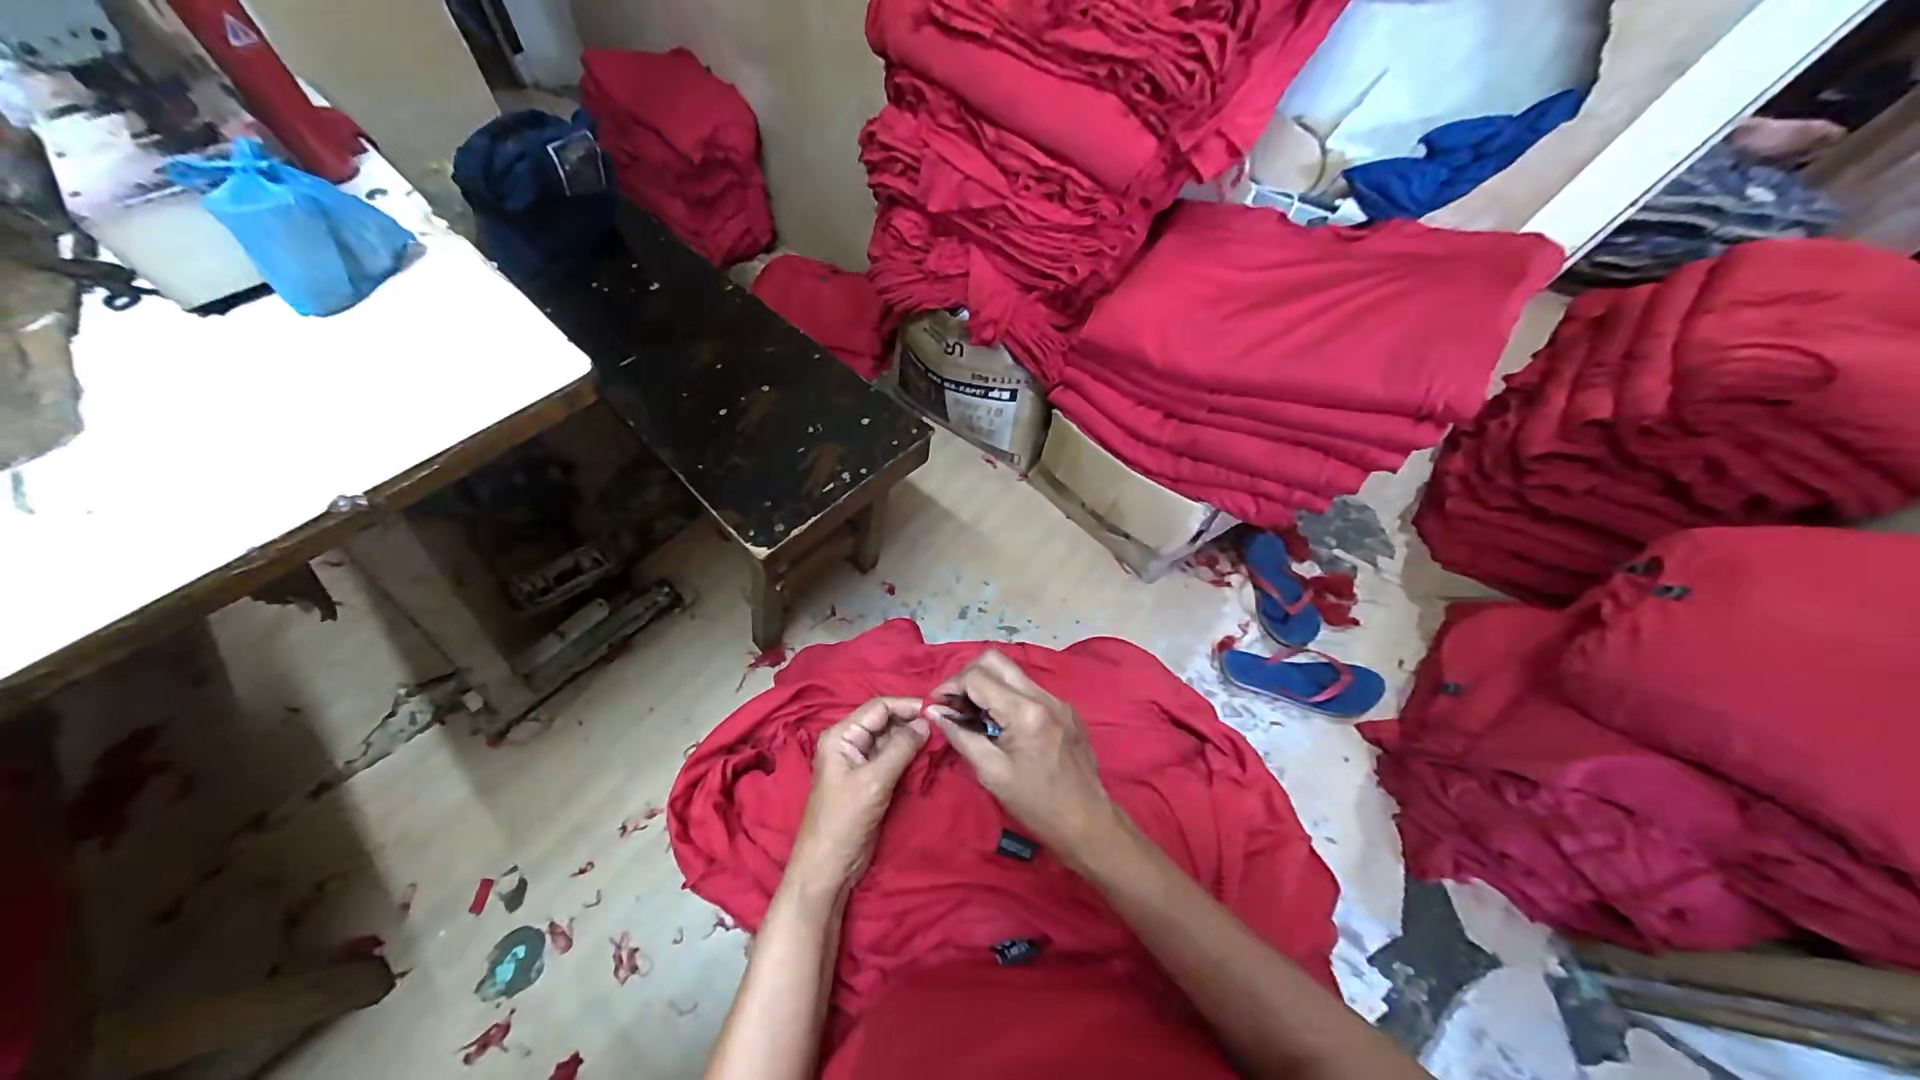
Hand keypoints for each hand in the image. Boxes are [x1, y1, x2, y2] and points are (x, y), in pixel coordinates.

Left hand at [784, 697, 929, 901]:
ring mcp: (859, 761)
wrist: (828, 867)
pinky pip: (892, 757)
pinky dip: (909, 754)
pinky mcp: (870, 779)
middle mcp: (848, 742)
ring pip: (890, 738)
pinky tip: (927, 753)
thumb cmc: (845, 820)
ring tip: (940, 737)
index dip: (907, 705)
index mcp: (840, 735)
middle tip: (943, 724)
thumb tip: (927, 722)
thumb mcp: (875, 781)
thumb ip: (901, 748)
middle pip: (885, 720)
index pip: (878, 707)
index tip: (937, 709)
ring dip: (913, 737)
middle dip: (912, 720)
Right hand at [923, 650, 1119, 869]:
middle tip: (954, 703)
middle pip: (995, 660)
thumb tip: (935, 712)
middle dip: (967, 676)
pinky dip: (1008, 696)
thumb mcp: (991, 773)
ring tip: (974, 714)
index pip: (977, 677)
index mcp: (1025, 712)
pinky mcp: (1067, 710)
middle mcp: (1044, 696)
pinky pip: (1030, 689)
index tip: (936, 705)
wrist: (1088, 822)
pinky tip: (1001, 723)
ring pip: (1013, 672)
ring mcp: (1059, 700)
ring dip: (988, 685)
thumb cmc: (1036, 804)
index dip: (950, 686)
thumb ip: (961, 736)